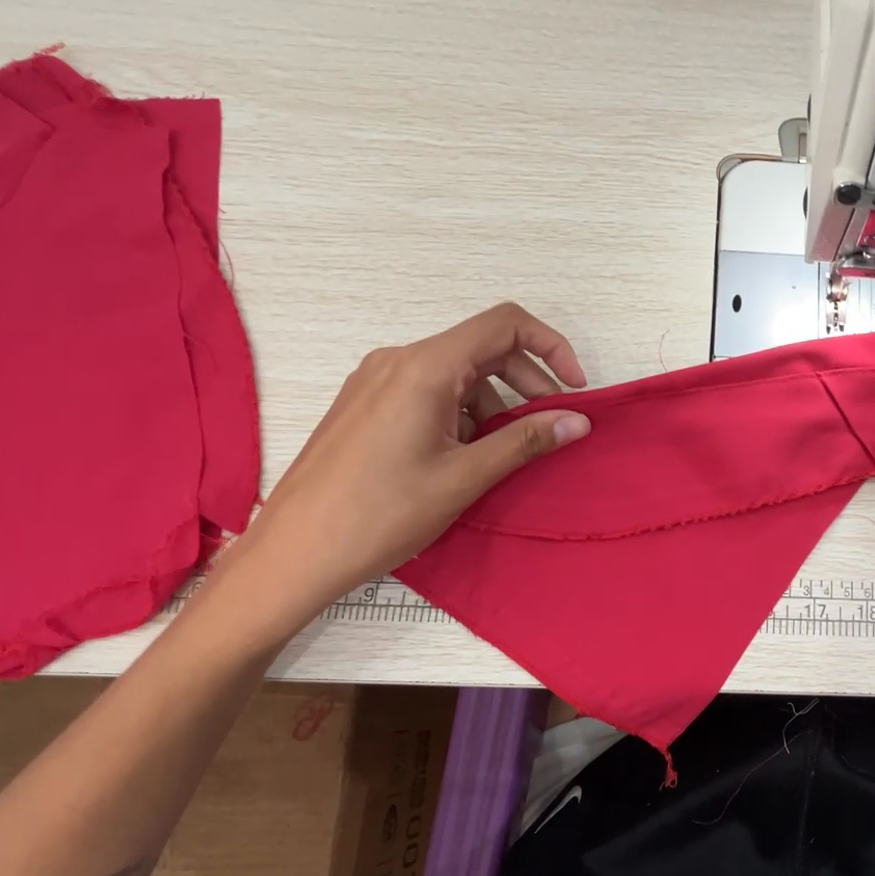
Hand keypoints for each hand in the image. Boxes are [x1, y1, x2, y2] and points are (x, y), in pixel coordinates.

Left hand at [213, 302, 591, 632]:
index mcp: (425, 367)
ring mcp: (377, 381)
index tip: (574, 389)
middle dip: (527, 383)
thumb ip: (526, 441)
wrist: (296, 550)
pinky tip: (464, 458)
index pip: (504, 324)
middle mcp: (399, 361)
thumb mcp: (465, 477)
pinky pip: (430, 392)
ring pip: (457, 375)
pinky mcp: (366, 405)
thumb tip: (578, 421)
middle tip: (550, 429)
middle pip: (482, 349)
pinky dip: (463, 415)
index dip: (551, 347)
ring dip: (494, 406)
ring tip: (502, 456)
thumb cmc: (382, 514)